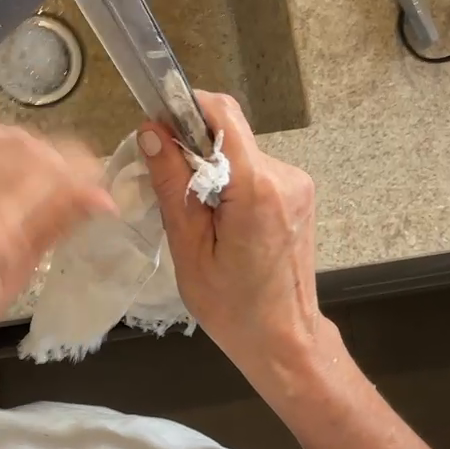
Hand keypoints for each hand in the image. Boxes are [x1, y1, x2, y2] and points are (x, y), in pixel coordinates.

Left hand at [0, 116, 114, 388]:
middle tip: (76, 175)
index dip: (81, 173)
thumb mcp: (14, 279)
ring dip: (25, 145)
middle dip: (58, 157)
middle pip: (21, 150)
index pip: (46, 179)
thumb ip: (53, 227)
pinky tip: (4, 162)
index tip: (99, 181)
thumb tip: (101, 197)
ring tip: (42, 166)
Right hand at [140, 92, 328, 390]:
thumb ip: (173, 187)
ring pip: (240, 152)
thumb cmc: (233, 307)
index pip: (221, 114)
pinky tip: (219, 221)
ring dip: (211, 169)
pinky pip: (254, 171)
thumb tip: (151, 133)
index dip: (184, 109)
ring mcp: (297, 184)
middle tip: (165, 186)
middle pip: (229, 133)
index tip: (155, 129)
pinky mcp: (298, 194)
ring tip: (194, 216)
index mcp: (257, 189)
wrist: (283, 339)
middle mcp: (285, 175)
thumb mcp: (189, 251)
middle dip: (192, 148)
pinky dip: (230, 183)